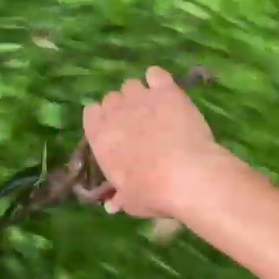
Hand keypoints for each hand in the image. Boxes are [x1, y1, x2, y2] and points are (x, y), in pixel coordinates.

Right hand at [81, 66, 224, 218]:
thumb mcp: (131, 202)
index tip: (114, 132)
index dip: (102, 120)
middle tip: (137, 124)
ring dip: (139, 94)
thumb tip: (112, 205)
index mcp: (100, 136)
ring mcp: (141, 97)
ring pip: (132, 84)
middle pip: (111, 97)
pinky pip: (155, 73)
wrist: (188, 175)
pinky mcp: (166, 90)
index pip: (90, 113)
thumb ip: (120, 197)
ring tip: (154, 110)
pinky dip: (158, 80)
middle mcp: (115, 111)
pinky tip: (165, 92)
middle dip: (121, 108)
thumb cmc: (153, 192)